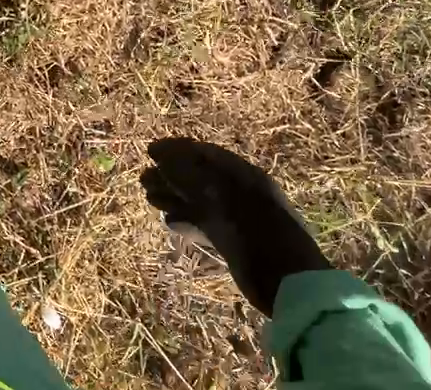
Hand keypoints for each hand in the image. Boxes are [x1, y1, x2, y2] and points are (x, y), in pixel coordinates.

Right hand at [140, 138, 331, 313]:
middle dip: (169, 176)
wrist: (286, 281)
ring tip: (150, 199)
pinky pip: (204, 224)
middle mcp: (239, 192)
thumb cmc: (251, 228)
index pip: (203, 152)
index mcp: (242, 174)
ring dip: (173, 197)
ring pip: (198, 200)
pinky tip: (169, 220)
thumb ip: (184, 170)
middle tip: (144, 180)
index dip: (175, 149)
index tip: (150, 152)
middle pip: (198, 176)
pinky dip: (185, 220)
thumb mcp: (215, 192)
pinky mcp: (234, 242)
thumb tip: (158, 153)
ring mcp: (237, 218)